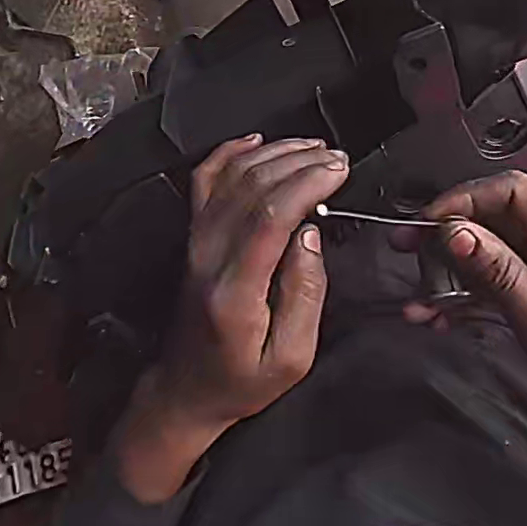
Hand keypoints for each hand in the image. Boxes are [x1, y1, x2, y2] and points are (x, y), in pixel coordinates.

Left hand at [113, 135, 347, 502]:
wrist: (187, 384)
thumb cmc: (239, 377)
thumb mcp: (291, 357)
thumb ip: (306, 293)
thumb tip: (311, 236)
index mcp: (235, 290)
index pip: (270, 215)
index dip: (308, 183)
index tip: (339, 170)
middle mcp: (208, 255)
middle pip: (253, 185)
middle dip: (302, 162)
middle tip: (336, 159)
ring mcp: (196, 239)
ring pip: (232, 174)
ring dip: (276, 152)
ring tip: (313, 148)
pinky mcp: (193, 233)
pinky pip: (206, 178)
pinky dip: (230, 152)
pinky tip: (256, 141)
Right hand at [414, 171, 526, 525]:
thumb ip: (503, 277)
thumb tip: (456, 231)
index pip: (515, 192)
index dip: (465, 200)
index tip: (428, 225)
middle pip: (499, 219)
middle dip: (450, 234)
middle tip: (408, 250)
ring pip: (493, 252)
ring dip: (453, 272)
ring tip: (417, 295)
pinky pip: (500, 283)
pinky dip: (468, 298)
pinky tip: (439, 317)